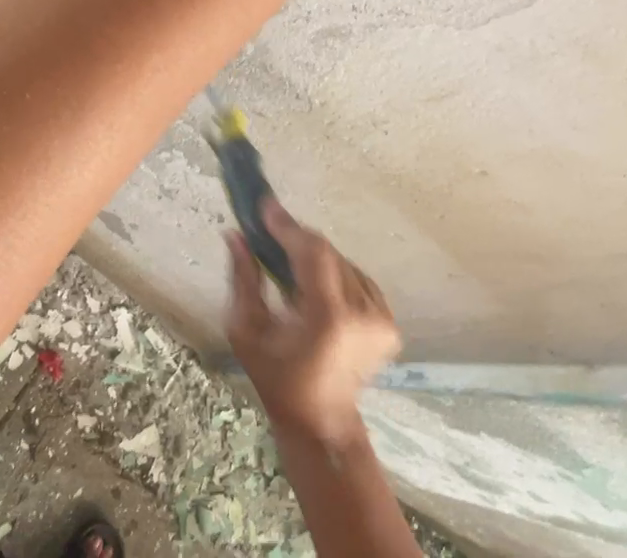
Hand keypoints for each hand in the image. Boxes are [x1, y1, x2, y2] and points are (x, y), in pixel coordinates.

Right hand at [225, 199, 401, 444]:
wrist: (321, 420)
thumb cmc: (277, 378)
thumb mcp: (247, 330)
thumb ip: (243, 278)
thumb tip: (235, 235)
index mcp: (329, 318)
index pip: (312, 254)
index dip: (287, 226)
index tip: (264, 206)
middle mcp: (364, 313)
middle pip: (328, 253)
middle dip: (297, 239)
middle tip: (269, 230)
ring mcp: (382, 319)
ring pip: (343, 263)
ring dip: (315, 258)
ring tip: (290, 267)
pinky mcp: (390, 323)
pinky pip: (358, 280)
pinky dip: (334, 275)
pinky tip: (315, 289)